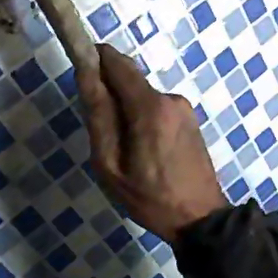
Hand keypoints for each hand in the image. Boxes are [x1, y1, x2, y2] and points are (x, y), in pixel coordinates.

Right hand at [77, 44, 227, 242]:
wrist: (200, 220)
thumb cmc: (149, 198)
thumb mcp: (110, 163)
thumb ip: (98, 115)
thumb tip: (85, 72)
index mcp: (149, 107)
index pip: (116, 62)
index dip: (93, 58)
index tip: (77, 70)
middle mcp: (169, 97)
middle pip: (129, 78)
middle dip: (107, 90)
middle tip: (96, 126)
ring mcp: (183, 107)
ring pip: (141, 94)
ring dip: (125, 108)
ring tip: (120, 149)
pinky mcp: (189, 118)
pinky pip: (156, 107)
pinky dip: (141, 117)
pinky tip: (141, 150)